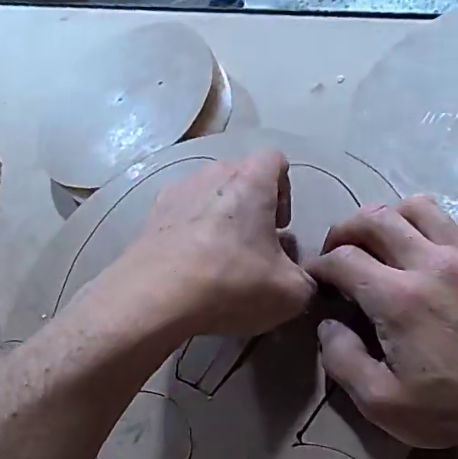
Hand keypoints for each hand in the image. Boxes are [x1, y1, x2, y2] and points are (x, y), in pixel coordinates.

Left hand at [108, 150, 315, 340]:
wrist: (154, 299)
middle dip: (253, 207)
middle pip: (240, 176)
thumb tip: (299, 277)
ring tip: (222, 260)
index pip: (275, 159)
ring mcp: (175, 192)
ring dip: (221, 220)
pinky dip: (192, 235)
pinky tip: (193, 268)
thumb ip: (307, 280)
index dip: (285, 190)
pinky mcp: (150, 216)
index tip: (281, 226)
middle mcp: (211, 173)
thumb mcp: (292, 293)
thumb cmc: (232, 283)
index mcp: (250, 180)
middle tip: (257, 247)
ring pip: (209, 195)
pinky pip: (182, 216)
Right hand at [309, 197, 457, 449]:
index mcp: (399, 299)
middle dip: (344, 231)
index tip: (316, 281)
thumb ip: (343, 361)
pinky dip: (421, 225)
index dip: (319, 266)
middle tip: (337, 256)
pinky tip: (417, 253)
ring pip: (414, 206)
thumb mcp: (383, 404)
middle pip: (374, 217)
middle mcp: (430, 263)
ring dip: (385, 218)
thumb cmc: (454, 408)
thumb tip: (328, 323)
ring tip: (377, 246)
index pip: (343, 258)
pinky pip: (447, 221)